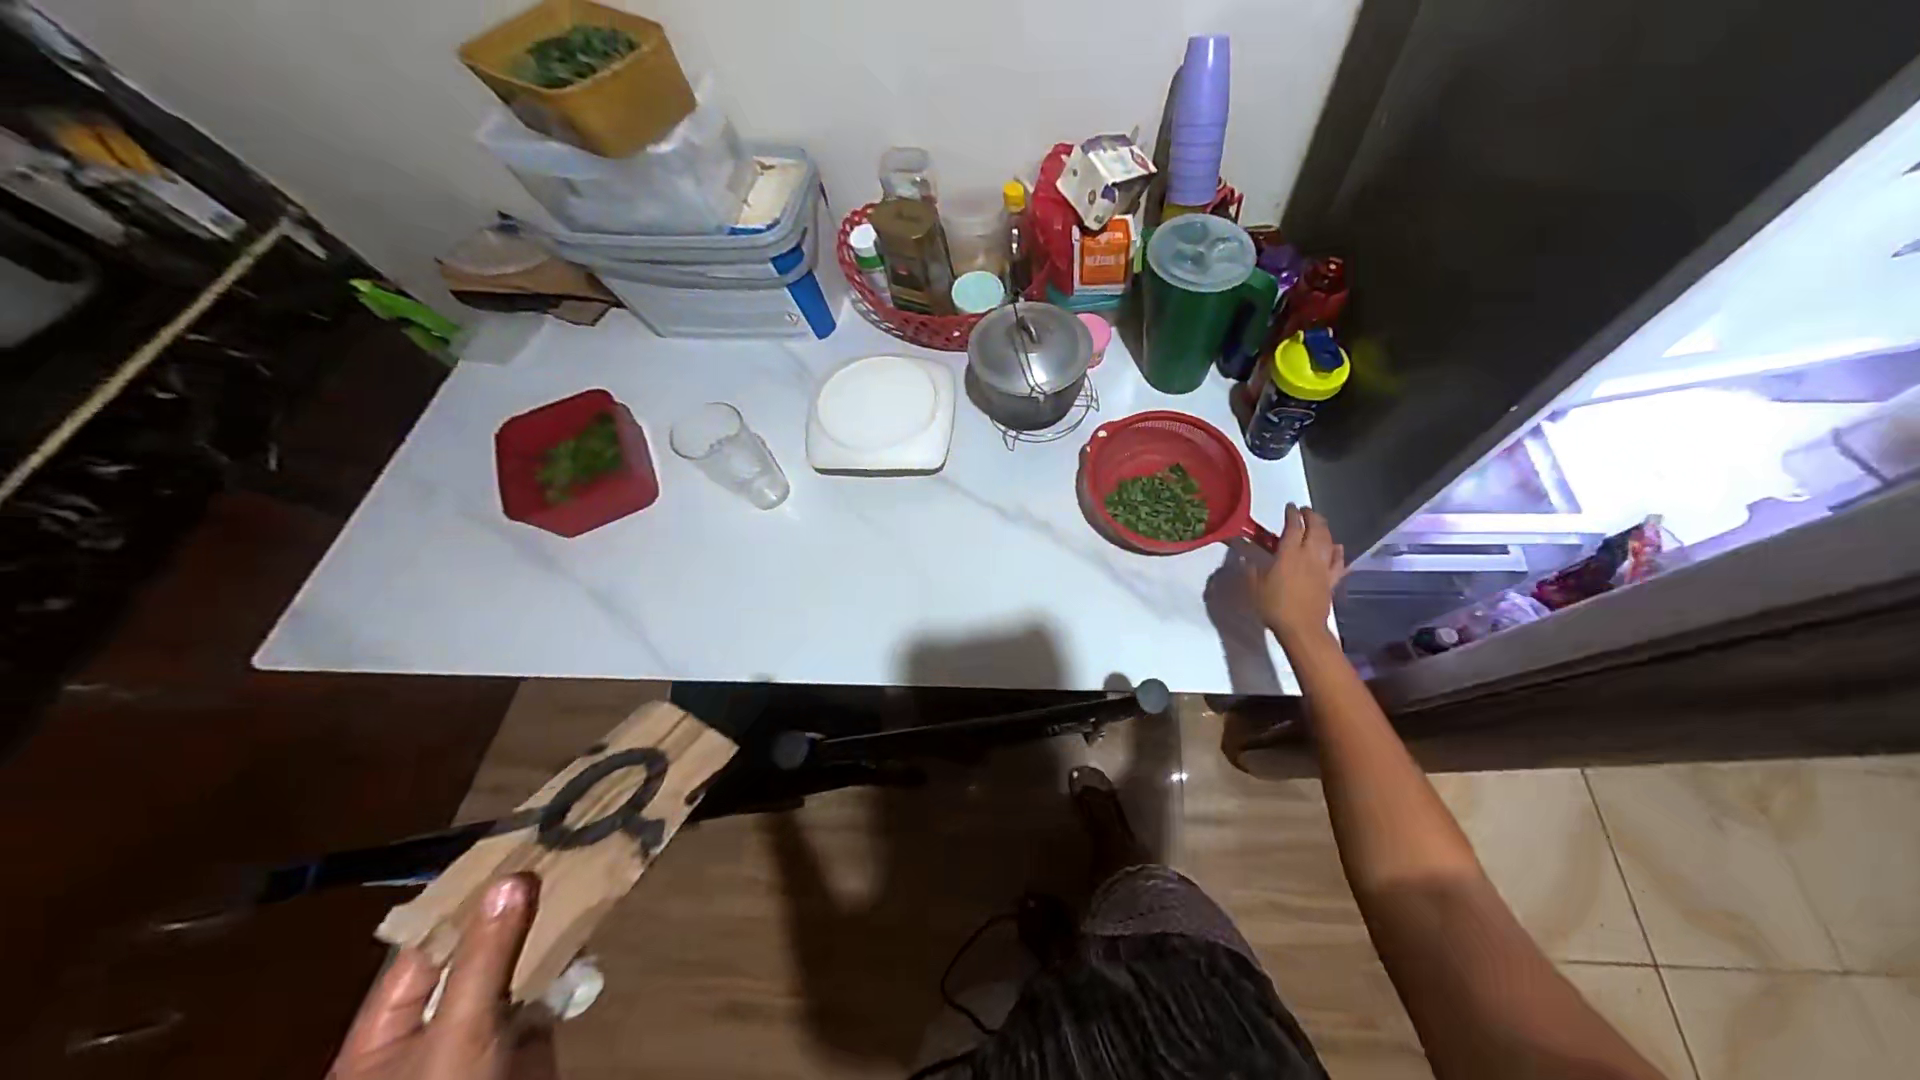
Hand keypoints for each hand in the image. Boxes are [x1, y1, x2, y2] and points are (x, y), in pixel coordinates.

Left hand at [329, 874, 554, 1079]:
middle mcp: (431, 1030)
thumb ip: (484, 957)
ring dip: (542, 936)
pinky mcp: (524, 1047)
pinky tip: (585, 940)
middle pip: (473, 958)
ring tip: (576, 883)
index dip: (464, 904)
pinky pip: (543, 995)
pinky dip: (564, 969)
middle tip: (553, 858)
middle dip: (512, 915)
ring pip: (512, 972)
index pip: (424, 951)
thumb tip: (512, 878)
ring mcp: (480, 1039)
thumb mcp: (458, 1032)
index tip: (507, 856)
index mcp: (385, 1034)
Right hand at [1247, 503, 1346, 642]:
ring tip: (1318, 524)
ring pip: (1329, 541)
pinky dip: (1338, 551)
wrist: (1301, 628)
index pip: (1293, 526)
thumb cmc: (1274, 605)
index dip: (1292, 514)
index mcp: (1289, 554)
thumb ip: (1250, 567)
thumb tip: (1244, 554)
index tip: (1289, 507)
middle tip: (1304, 511)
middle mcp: (1309, 555)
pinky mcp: (1332, 580)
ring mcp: (1324, 567)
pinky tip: (1337, 546)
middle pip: (1316, 528)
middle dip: (1311, 516)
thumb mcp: (1253, 585)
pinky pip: (1339, 561)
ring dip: (1324, 528)